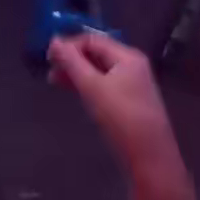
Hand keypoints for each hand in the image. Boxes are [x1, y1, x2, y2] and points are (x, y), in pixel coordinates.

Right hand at [49, 32, 183, 185]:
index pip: (92, 40)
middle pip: (96, 53)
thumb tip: (53, 40)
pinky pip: (105, 84)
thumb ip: (71, 62)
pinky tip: (75, 92)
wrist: (151, 159)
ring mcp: (133, 85)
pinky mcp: (130, 102)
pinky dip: (88, 85)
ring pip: (99, 70)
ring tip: (55, 82)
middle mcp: (132, 66)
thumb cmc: (121, 118)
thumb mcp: (92, 87)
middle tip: (50, 72)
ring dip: (77, 73)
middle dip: (71, 60)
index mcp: (127, 56)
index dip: (69, 45)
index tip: (48, 58)